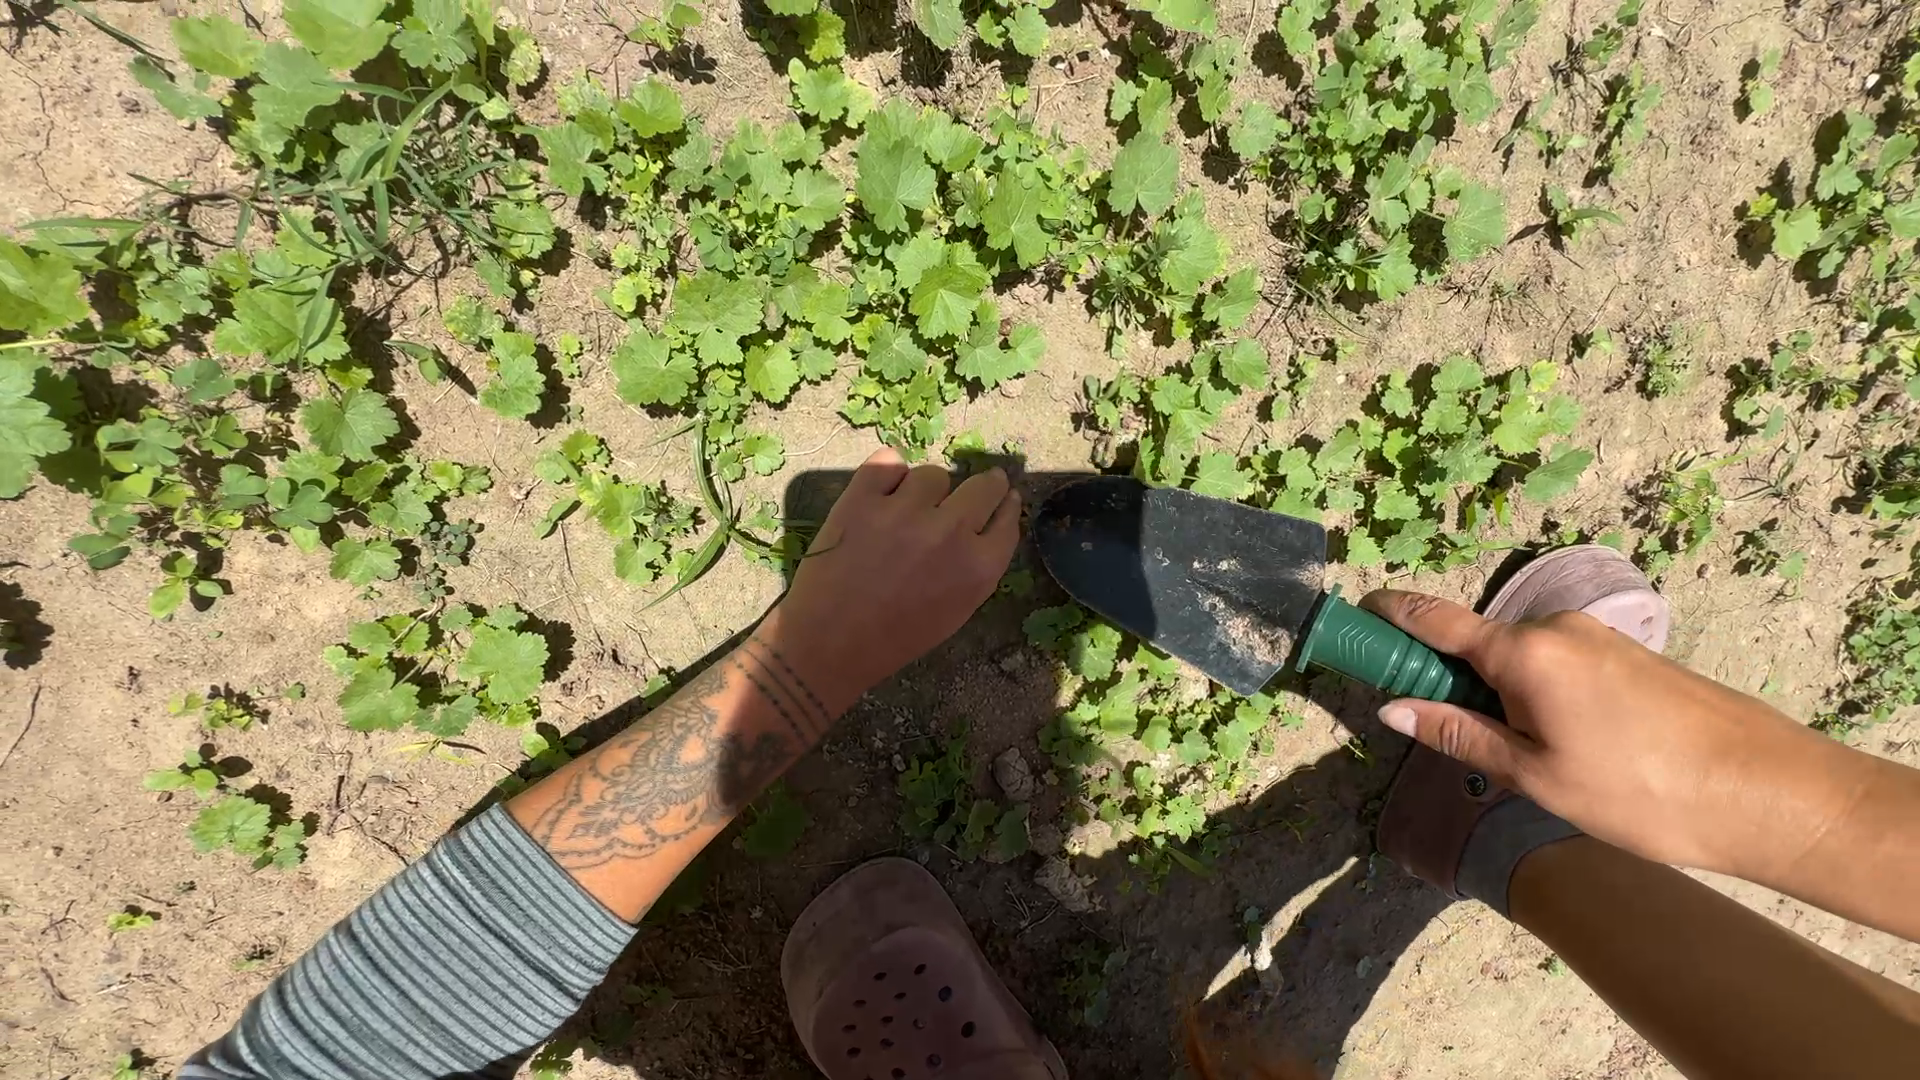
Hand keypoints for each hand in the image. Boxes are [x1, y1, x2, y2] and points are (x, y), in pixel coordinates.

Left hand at [762, 447, 1020, 715]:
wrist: (828, 642)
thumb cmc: (895, 637)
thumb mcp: (956, 611)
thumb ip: (977, 566)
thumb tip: (991, 520)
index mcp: (978, 568)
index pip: (1008, 519)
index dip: (1005, 506)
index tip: (1002, 498)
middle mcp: (950, 532)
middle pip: (983, 486)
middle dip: (984, 484)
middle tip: (972, 489)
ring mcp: (905, 511)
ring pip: (933, 475)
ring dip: (925, 489)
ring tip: (906, 512)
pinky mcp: (863, 498)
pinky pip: (888, 461)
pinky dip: (887, 473)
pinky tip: (882, 493)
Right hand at [1359, 589, 1857, 878]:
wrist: (1787, 799)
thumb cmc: (1644, 792)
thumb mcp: (1535, 774)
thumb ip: (1458, 734)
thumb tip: (1390, 708)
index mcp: (1524, 651)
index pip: (1433, 618)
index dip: (1388, 613)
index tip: (1353, 613)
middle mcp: (1554, 628)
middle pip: (1474, 639)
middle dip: (1445, 671)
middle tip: (1442, 722)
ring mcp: (1595, 636)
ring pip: (1515, 652)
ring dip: (1493, 683)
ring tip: (1515, 746)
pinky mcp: (1624, 652)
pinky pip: (1552, 658)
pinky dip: (1530, 684)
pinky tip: (1561, 735)